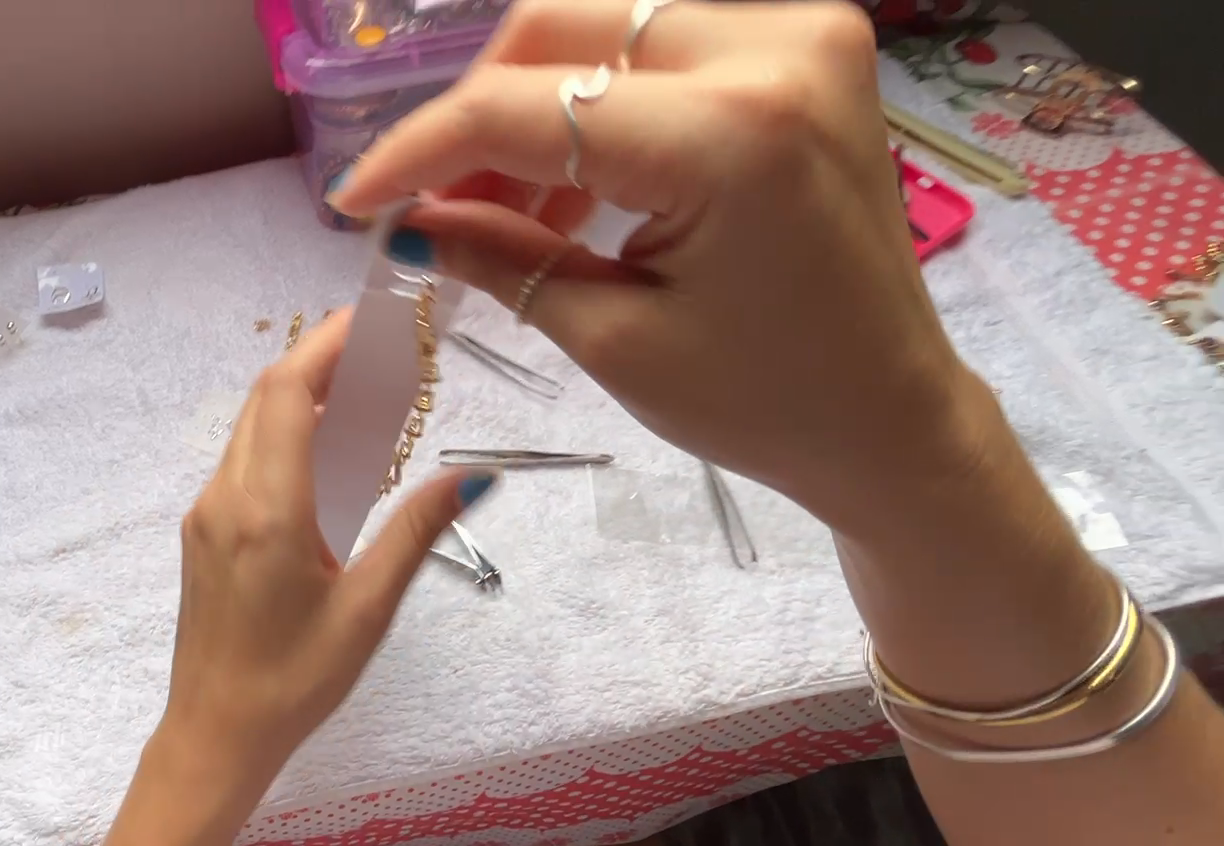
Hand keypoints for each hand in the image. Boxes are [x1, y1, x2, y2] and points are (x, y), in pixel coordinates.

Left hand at [154, 312, 495, 798]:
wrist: (214, 732)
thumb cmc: (296, 681)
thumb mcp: (367, 609)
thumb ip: (415, 532)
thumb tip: (475, 475)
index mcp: (265, 510)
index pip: (286, 392)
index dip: (326, 343)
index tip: (373, 317)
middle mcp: (224, 497)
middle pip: (264, 399)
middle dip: (319, 362)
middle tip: (380, 353)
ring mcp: (204, 514)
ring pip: (249, 429)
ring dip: (300, 399)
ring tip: (361, 394)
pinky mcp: (200, 533)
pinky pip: (242, 462)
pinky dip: (282, 438)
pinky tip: (322, 455)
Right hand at [329, 0, 999, 535]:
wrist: (884, 414)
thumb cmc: (754, 402)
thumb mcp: (607, 337)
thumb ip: (498, 259)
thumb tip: (402, 227)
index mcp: (728, 135)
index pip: (520, 108)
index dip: (416, 151)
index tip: (355, 201)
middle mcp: (773, 44)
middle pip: (554, 28)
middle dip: (466, 118)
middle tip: (426, 209)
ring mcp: (796, 35)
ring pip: (595, 30)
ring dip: (519, 117)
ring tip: (488, 215)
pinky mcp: (796, 55)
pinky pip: (647, 54)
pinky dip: (579, 116)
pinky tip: (557, 195)